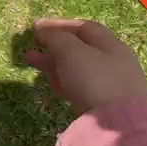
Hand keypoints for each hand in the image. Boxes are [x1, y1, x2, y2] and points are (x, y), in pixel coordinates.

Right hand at [24, 19, 146, 114]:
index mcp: (110, 45)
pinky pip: (78, 84)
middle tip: (32, 45)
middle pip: (79, 47)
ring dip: (52, 61)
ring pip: (75, 66)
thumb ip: (55, 37)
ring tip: (30, 60)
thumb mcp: (71, 52)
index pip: (84, 27)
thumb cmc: (94, 78)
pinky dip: (62, 79)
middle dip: (52, 44)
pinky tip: (51, 83)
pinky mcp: (101, 99)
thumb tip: (42, 28)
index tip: (37, 27)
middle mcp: (112, 60)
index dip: (60, 24)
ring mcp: (107, 81)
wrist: (116, 121)